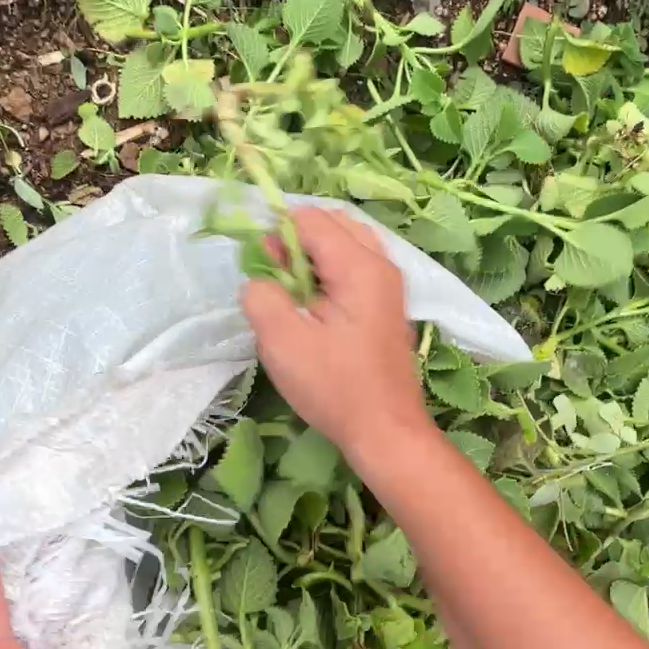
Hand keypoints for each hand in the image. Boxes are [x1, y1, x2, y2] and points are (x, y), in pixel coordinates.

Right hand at [239, 208, 431, 454]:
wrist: (386, 430)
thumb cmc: (335, 387)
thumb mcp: (282, 342)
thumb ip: (262, 296)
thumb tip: (260, 278)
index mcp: (360, 266)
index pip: (311, 218)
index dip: (277, 233)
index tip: (260, 268)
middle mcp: (381, 264)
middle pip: (333, 223)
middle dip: (296, 240)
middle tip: (275, 279)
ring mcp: (388, 284)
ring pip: (346, 243)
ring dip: (313, 256)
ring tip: (292, 293)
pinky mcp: (386, 303)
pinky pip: (355, 266)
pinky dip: (330, 272)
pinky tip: (313, 306)